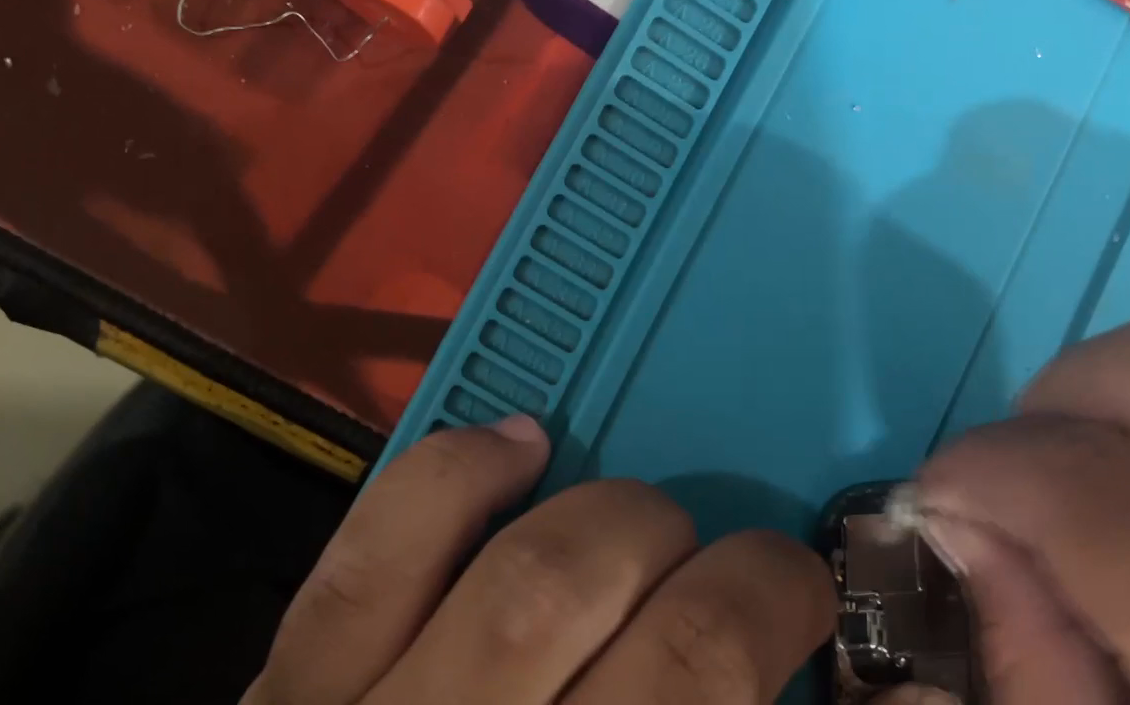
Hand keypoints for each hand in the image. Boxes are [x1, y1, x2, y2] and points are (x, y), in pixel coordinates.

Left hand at [242, 415, 834, 704]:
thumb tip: (838, 676)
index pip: (715, 678)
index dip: (782, 605)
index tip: (799, 594)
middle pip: (665, 642)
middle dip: (728, 574)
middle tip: (725, 578)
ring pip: (533, 577)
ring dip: (621, 521)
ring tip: (642, 524)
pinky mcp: (292, 687)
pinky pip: (378, 550)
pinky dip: (458, 473)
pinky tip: (518, 448)